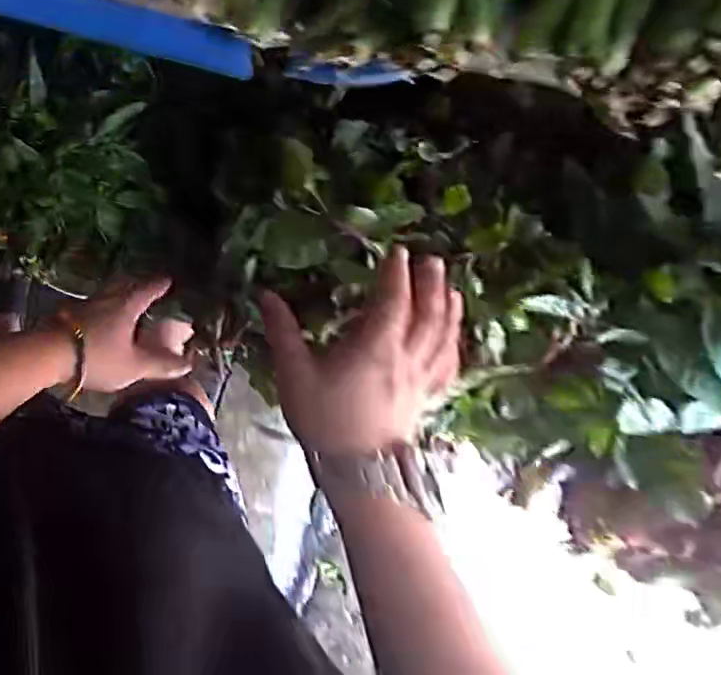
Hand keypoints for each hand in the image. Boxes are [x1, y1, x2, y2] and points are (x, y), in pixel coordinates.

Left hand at [57, 277, 193, 392]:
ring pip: (104, 295)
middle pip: (122, 285)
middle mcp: (104, 299)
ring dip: (116, 295)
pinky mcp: (65, 314)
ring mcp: (82, 304)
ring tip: (124, 302)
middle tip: (145, 285)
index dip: (158, 285)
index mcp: (124, 306)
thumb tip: (186, 362)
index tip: (167, 279)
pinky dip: (99, 308)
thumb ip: (160, 364)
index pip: (146, 290)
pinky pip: (89, 306)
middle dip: (136, 284)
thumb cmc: (97, 357)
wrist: (48, 353)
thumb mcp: (134, 366)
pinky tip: (97, 318)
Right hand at [258, 245, 459, 453]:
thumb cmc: (323, 416)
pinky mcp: (425, 396)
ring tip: (451, 288)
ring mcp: (421, 379)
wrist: (360, 469)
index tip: (396, 250)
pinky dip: (453, 343)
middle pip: (428, 316)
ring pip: (443, 338)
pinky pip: (448, 363)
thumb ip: (283, 330)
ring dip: (448, 310)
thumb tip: (266, 295)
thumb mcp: (294, 371)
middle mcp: (405, 359)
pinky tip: (452, 337)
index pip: (392, 303)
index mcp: (375, 349)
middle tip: (432, 259)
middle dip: (431, 285)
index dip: (395, 276)